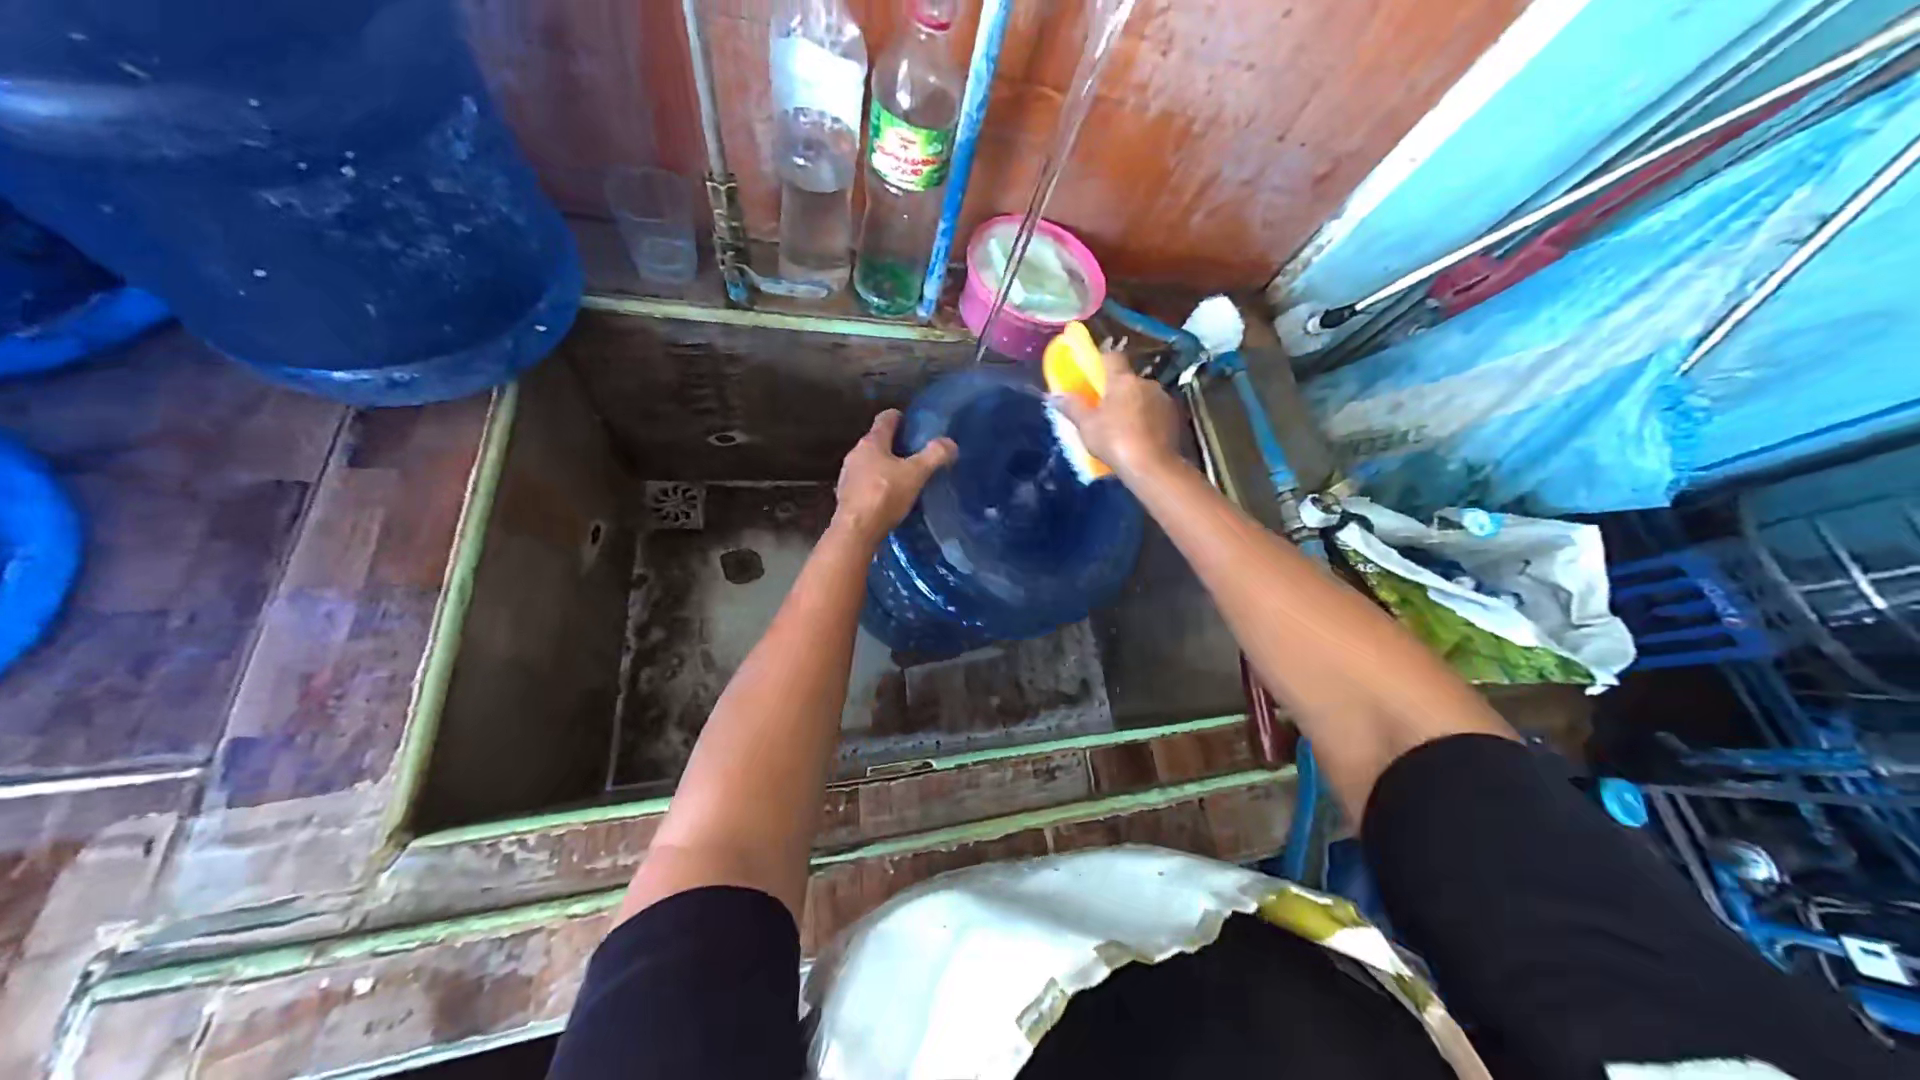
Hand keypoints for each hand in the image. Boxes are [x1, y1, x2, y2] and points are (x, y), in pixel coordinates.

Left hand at [831, 409, 956, 544]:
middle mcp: (856, 453)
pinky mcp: (846, 495)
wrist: (856, 531)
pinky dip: (877, 484)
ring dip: (885, 466)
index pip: (885, 418)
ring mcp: (848, 475)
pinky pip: (865, 482)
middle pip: (877, 441)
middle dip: (895, 445)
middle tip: (915, 453)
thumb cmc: (885, 495)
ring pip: (870, 462)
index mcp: (872, 442)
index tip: (913, 423)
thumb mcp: (916, 474)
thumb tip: (950, 443)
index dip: (900, 417)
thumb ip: (934, 456)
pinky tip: (889, 496)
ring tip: (904, 476)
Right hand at [1049, 351, 1181, 479]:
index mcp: (1122, 380)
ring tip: (1123, 428)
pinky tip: (1140, 437)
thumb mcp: (1086, 426)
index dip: (1101, 363)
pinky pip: (1156, 411)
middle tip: (1104, 411)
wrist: (1152, 466)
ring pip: (1144, 396)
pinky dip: (1148, 419)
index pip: (1112, 357)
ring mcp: (1164, 399)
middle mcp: (1146, 383)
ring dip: (1134, 405)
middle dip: (1117, 391)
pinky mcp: (1175, 417)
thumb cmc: (1114, 441)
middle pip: (1128, 379)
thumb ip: (1072, 407)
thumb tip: (1054, 395)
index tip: (1093, 377)